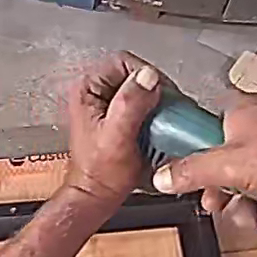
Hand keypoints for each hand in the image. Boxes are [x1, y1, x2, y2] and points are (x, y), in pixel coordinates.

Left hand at [61, 52, 161, 206]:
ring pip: (143, 89)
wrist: (98, 195)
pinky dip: (157, 113)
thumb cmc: (101, 172)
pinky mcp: (121, 117)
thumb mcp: (117, 136)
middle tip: (168, 109)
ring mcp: (109, 104)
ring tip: (167, 119)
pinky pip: (146, 104)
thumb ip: (130, 104)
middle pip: (136, 74)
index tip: (161, 94)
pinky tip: (162, 127)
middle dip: (156, 90)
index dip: (146, 76)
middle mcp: (97, 92)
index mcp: (88, 89)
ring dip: (159, 102)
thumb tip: (148, 77)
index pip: (124, 61)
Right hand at [149, 94, 256, 222]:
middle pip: (228, 160)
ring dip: (251, 200)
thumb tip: (165, 175)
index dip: (195, 167)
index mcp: (239, 111)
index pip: (200, 136)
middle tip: (226, 207)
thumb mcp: (235, 168)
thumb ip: (194, 171)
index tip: (193, 186)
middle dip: (226, 191)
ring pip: (256, 174)